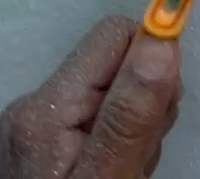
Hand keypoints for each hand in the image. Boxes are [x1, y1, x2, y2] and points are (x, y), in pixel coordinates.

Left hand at [0, 16, 182, 178]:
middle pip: (120, 58)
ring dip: (141, 118)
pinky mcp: (50, 137)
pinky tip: (119, 165)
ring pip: (119, 83)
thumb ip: (132, 112)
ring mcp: (40, 122)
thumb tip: (164, 38)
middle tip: (144, 148)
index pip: (115, 34)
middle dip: (149, 95)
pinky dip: (126, 132)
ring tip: (131, 165)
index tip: (163, 104)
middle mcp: (35, 105)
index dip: (151, 58)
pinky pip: (106, 108)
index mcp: (45, 108)